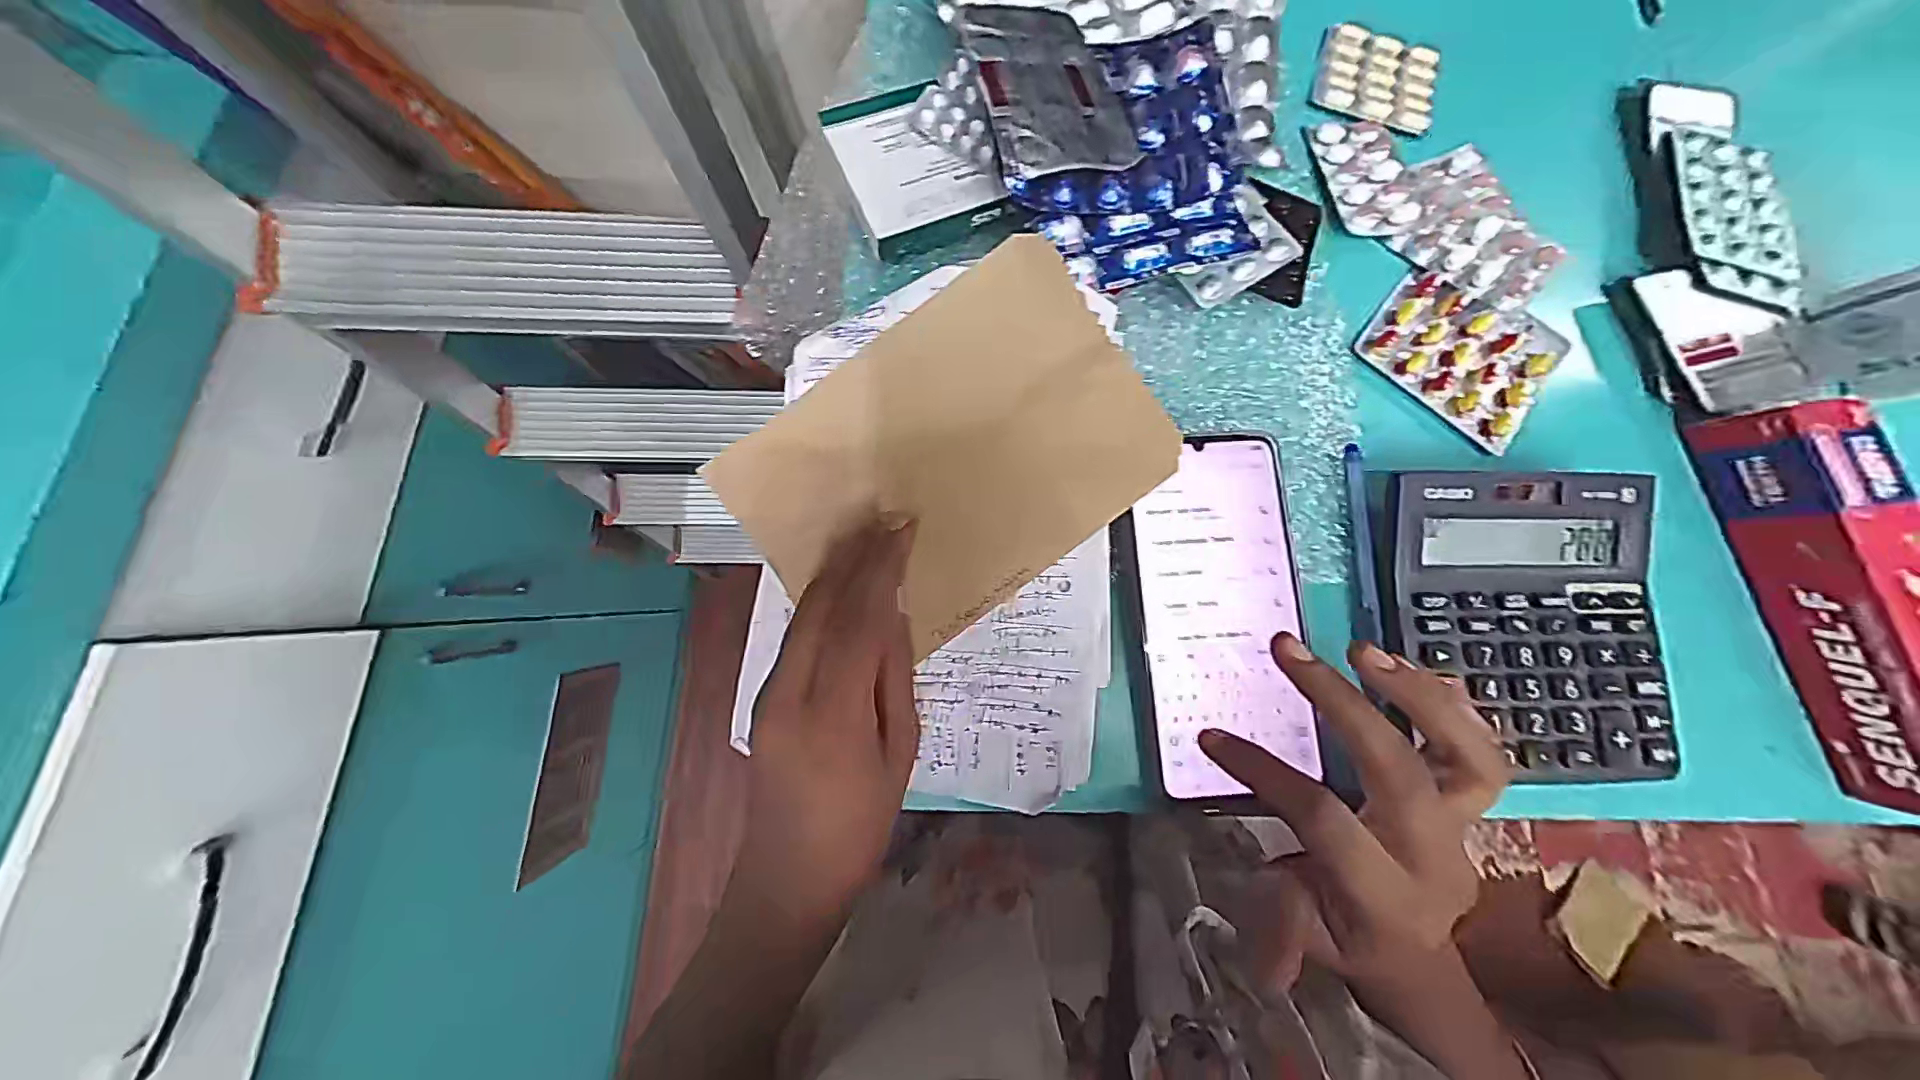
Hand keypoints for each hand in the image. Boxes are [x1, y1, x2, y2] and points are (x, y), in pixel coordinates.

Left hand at [735, 518, 920, 923]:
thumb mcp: (898, 753)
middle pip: (822, 605)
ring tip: (864, 540)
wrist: (787, 879)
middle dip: (852, 558)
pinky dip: (820, 603)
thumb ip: (893, 678)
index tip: (902, 530)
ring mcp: (768, 692)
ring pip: (803, 616)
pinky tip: (839, 586)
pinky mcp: (762, 699)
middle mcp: (790, 690)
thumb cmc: (859, 825)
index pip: (860, 619)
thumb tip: (893, 617)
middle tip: (881, 521)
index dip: (882, 570)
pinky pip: (796, 637)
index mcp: (834, 710)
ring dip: (834, 574)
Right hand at [1199, 634, 1508, 979]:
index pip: (1322, 816)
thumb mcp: (1305, 937)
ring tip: (1362, 650)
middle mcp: (1432, 853)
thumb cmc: (1348, 938)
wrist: (1416, 951)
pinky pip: (1480, 748)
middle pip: (1399, 769)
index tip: (1212, 737)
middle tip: (1291, 652)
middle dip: (1341, 704)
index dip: (1264, 771)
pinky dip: (1448, 703)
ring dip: (1416, 693)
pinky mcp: (1470, 804)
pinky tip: (1406, 667)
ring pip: (1469, 756)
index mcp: (1384, 890)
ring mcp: (1462, 825)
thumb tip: (1256, 958)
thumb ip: (1281, 929)